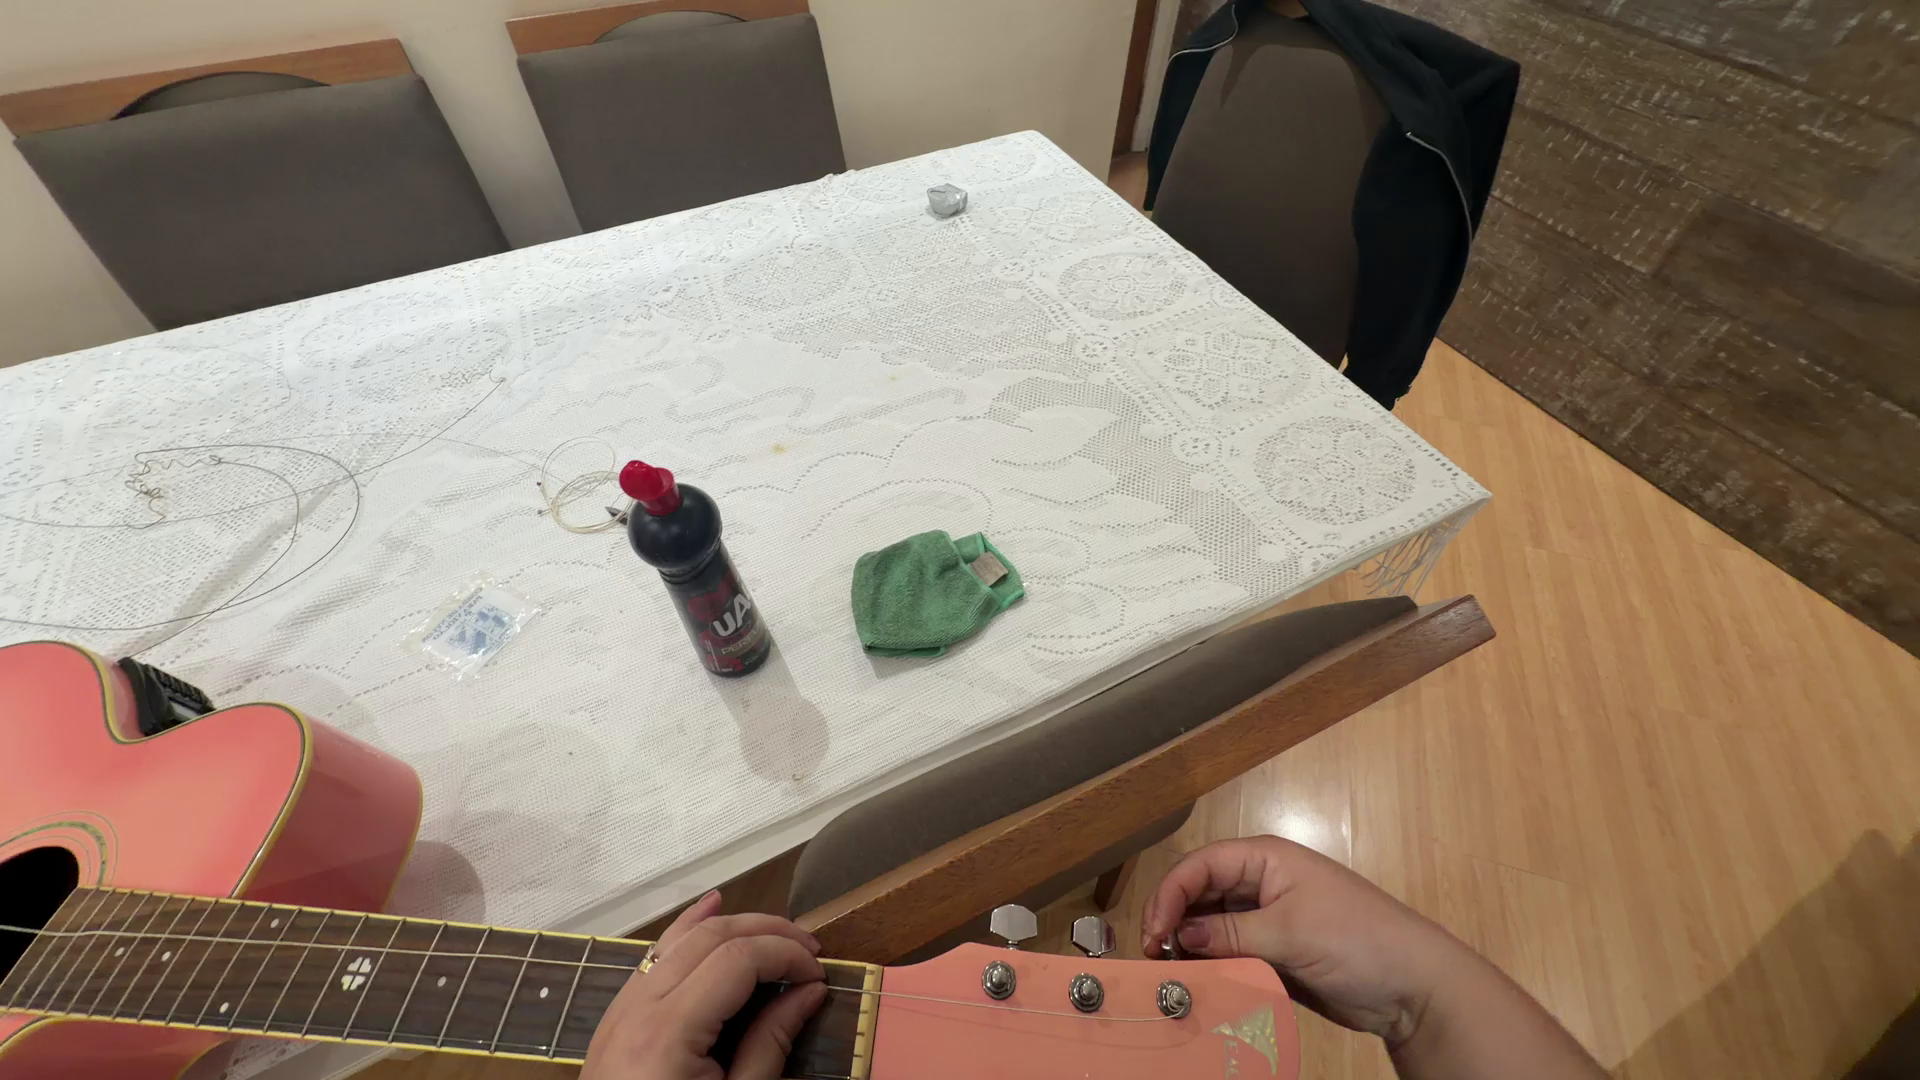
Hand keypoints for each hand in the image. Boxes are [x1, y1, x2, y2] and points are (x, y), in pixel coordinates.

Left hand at [582, 891, 828, 1079]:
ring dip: (735, 924)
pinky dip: (688, 928)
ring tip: (778, 931)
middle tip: (809, 949)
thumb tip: (810, 990)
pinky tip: (712, 906)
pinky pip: (655, 956)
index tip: (818, 973)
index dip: (785, 954)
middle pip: (711, 935)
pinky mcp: (615, 1020)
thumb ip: (770, 1044)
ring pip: (682, 936)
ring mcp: (619, 1012)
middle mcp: (637, 1010)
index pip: (737, 958)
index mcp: (666, 1036)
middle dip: (767, 931)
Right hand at [1138, 836, 1474, 1046]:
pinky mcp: (1272, 951)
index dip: (1171, 893)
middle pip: (1200, 892)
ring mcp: (1265, 917)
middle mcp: (1258, 882)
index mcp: (1262, 859)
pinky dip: (1212, 965)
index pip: (1200, 865)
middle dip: (1174, 919)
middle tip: (1154, 956)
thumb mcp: (1290, 932)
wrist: (1416, 988)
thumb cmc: (1355, 940)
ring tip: (1171, 972)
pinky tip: (1200, 982)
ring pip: (1210, 924)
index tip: (1153, 930)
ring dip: (1190, 945)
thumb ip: (1230, 933)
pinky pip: (1230, 952)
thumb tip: (1180, 935)